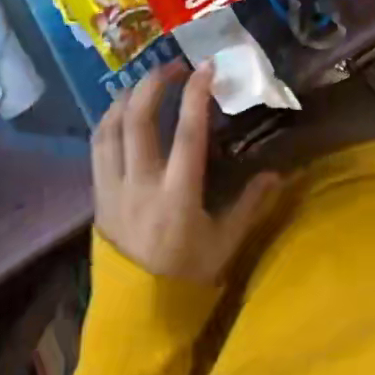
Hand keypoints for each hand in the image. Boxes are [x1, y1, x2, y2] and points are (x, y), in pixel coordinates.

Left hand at [92, 64, 282, 282]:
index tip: (206, 67)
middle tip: (171, 66)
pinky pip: (97, 143)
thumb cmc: (186, 275)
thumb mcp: (224, 245)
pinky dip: (108, 118)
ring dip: (127, 96)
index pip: (188, 134)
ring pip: (112, 126)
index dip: (197, 96)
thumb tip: (277, 174)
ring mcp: (114, 185)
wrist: (137, 308)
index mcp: (177, 196)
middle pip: (140, 119)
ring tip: (144, 81)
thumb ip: (249, 206)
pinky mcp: (97, 189)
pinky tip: (119, 109)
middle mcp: (141, 183)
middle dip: (154, 84)